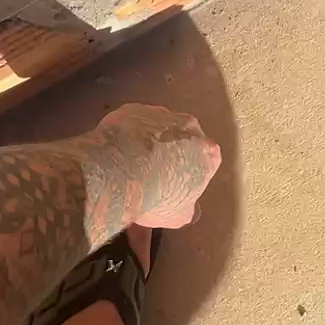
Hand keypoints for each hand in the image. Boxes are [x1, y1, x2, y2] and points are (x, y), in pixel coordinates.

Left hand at [94, 104, 221, 228]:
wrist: (120, 172)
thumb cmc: (156, 196)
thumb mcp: (179, 216)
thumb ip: (188, 208)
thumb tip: (190, 210)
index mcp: (208, 152)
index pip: (207, 160)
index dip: (191, 171)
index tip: (178, 182)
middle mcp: (190, 126)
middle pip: (183, 139)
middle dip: (171, 153)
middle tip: (153, 173)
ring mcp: (161, 114)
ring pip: (157, 128)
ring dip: (148, 141)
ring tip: (130, 164)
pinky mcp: (134, 109)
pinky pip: (133, 122)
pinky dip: (127, 134)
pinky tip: (116, 152)